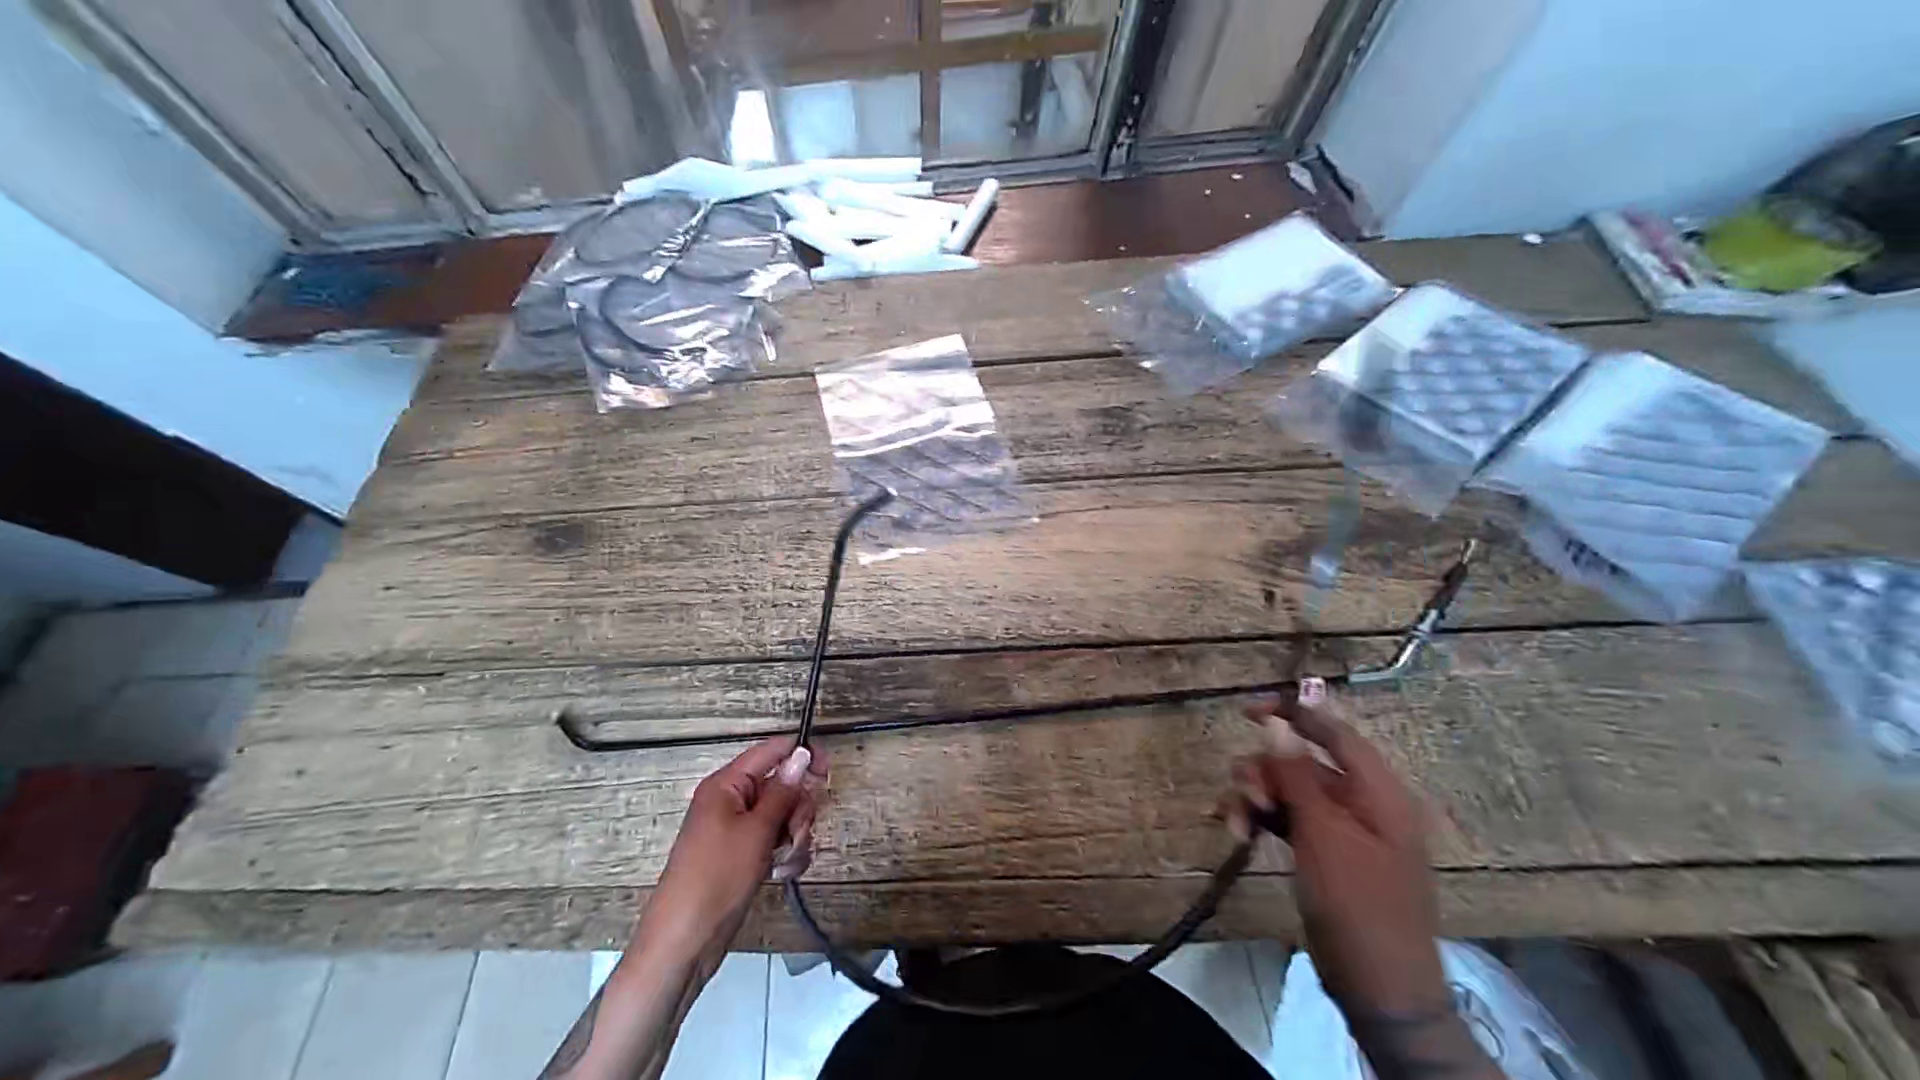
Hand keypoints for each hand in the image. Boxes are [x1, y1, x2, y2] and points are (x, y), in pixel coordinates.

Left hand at [635, 736, 827, 964]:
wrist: (685, 941)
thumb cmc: (717, 877)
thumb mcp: (756, 831)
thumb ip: (783, 791)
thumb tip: (801, 754)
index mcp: (727, 784)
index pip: (771, 752)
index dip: (801, 755)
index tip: (828, 771)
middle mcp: (732, 801)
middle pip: (781, 785)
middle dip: (798, 808)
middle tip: (796, 833)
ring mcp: (737, 829)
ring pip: (783, 815)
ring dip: (794, 835)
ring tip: (785, 860)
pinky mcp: (743, 854)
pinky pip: (775, 839)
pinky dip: (785, 853)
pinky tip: (782, 872)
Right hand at [1228, 695, 1448, 1017]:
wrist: (1381, 989)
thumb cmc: (1359, 904)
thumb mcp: (1324, 836)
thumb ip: (1298, 776)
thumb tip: (1277, 725)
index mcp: (1378, 792)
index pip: (1335, 733)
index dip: (1293, 714)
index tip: (1247, 709)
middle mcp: (1362, 803)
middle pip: (1302, 762)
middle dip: (1266, 770)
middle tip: (1246, 794)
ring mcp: (1342, 830)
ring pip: (1288, 791)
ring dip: (1256, 798)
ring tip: (1237, 824)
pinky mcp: (1324, 853)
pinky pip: (1287, 819)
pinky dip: (1262, 820)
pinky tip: (1240, 835)